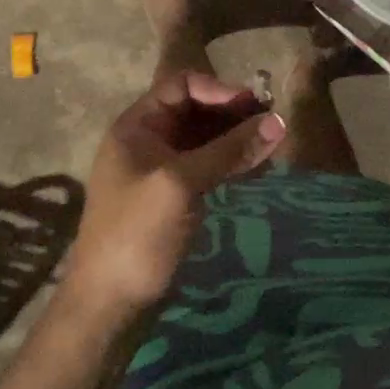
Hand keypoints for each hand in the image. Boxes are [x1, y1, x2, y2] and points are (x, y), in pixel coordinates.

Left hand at [65, 72, 284, 308]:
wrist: (110, 303)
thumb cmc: (137, 234)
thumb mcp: (182, 183)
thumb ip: (229, 150)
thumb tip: (279, 121)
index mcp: (136, 127)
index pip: (181, 85)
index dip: (219, 89)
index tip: (254, 107)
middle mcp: (148, 141)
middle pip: (197, 109)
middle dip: (235, 113)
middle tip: (273, 125)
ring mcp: (162, 170)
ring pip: (207, 138)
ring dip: (239, 137)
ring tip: (273, 144)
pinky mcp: (176, 196)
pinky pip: (210, 164)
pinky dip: (234, 161)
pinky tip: (259, 166)